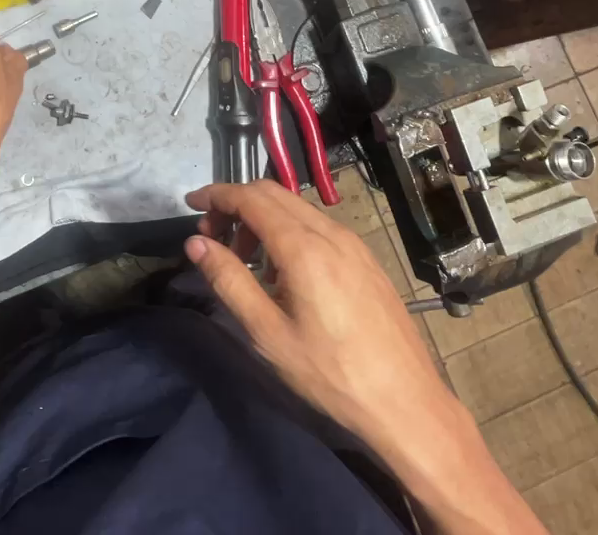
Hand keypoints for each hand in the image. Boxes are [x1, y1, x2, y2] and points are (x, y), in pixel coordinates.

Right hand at [183, 182, 456, 458]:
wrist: (407, 403)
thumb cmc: (330, 374)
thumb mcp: (267, 333)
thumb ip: (228, 280)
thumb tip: (196, 243)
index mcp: (303, 247)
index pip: (250, 198)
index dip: (216, 194)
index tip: (190, 203)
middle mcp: (330, 233)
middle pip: (273, 193)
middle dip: (236, 204)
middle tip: (212, 238)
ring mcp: (353, 244)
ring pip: (296, 207)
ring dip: (261, 218)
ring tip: (244, 260)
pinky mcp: (366, 259)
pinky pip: (317, 226)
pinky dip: (288, 230)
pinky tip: (282, 272)